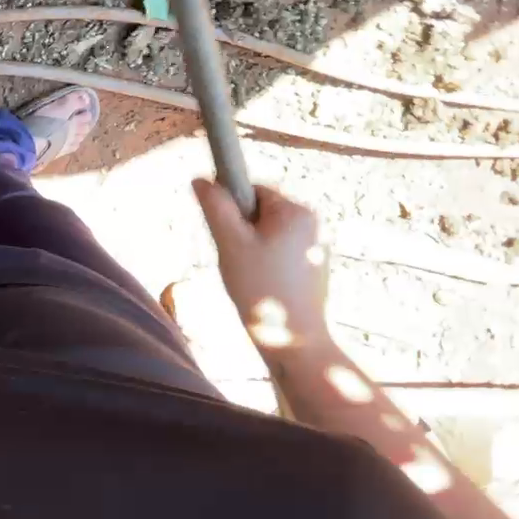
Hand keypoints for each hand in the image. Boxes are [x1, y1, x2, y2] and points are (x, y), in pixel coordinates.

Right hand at [192, 180, 331, 355]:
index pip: (251, 189)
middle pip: (259, 210)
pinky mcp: (316, 266)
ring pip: (267, 231)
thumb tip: (200, 178)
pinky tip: (262, 282)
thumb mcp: (229, 241)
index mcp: (297, 211)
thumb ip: (214, 205)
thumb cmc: (260, 286)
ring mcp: (318, 245)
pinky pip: (280, 248)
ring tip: (248, 273)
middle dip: (240, 229)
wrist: (292, 339)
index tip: (227, 236)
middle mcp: (314, 223)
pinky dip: (265, 259)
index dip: (231, 209)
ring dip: (250, 245)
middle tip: (235, 257)